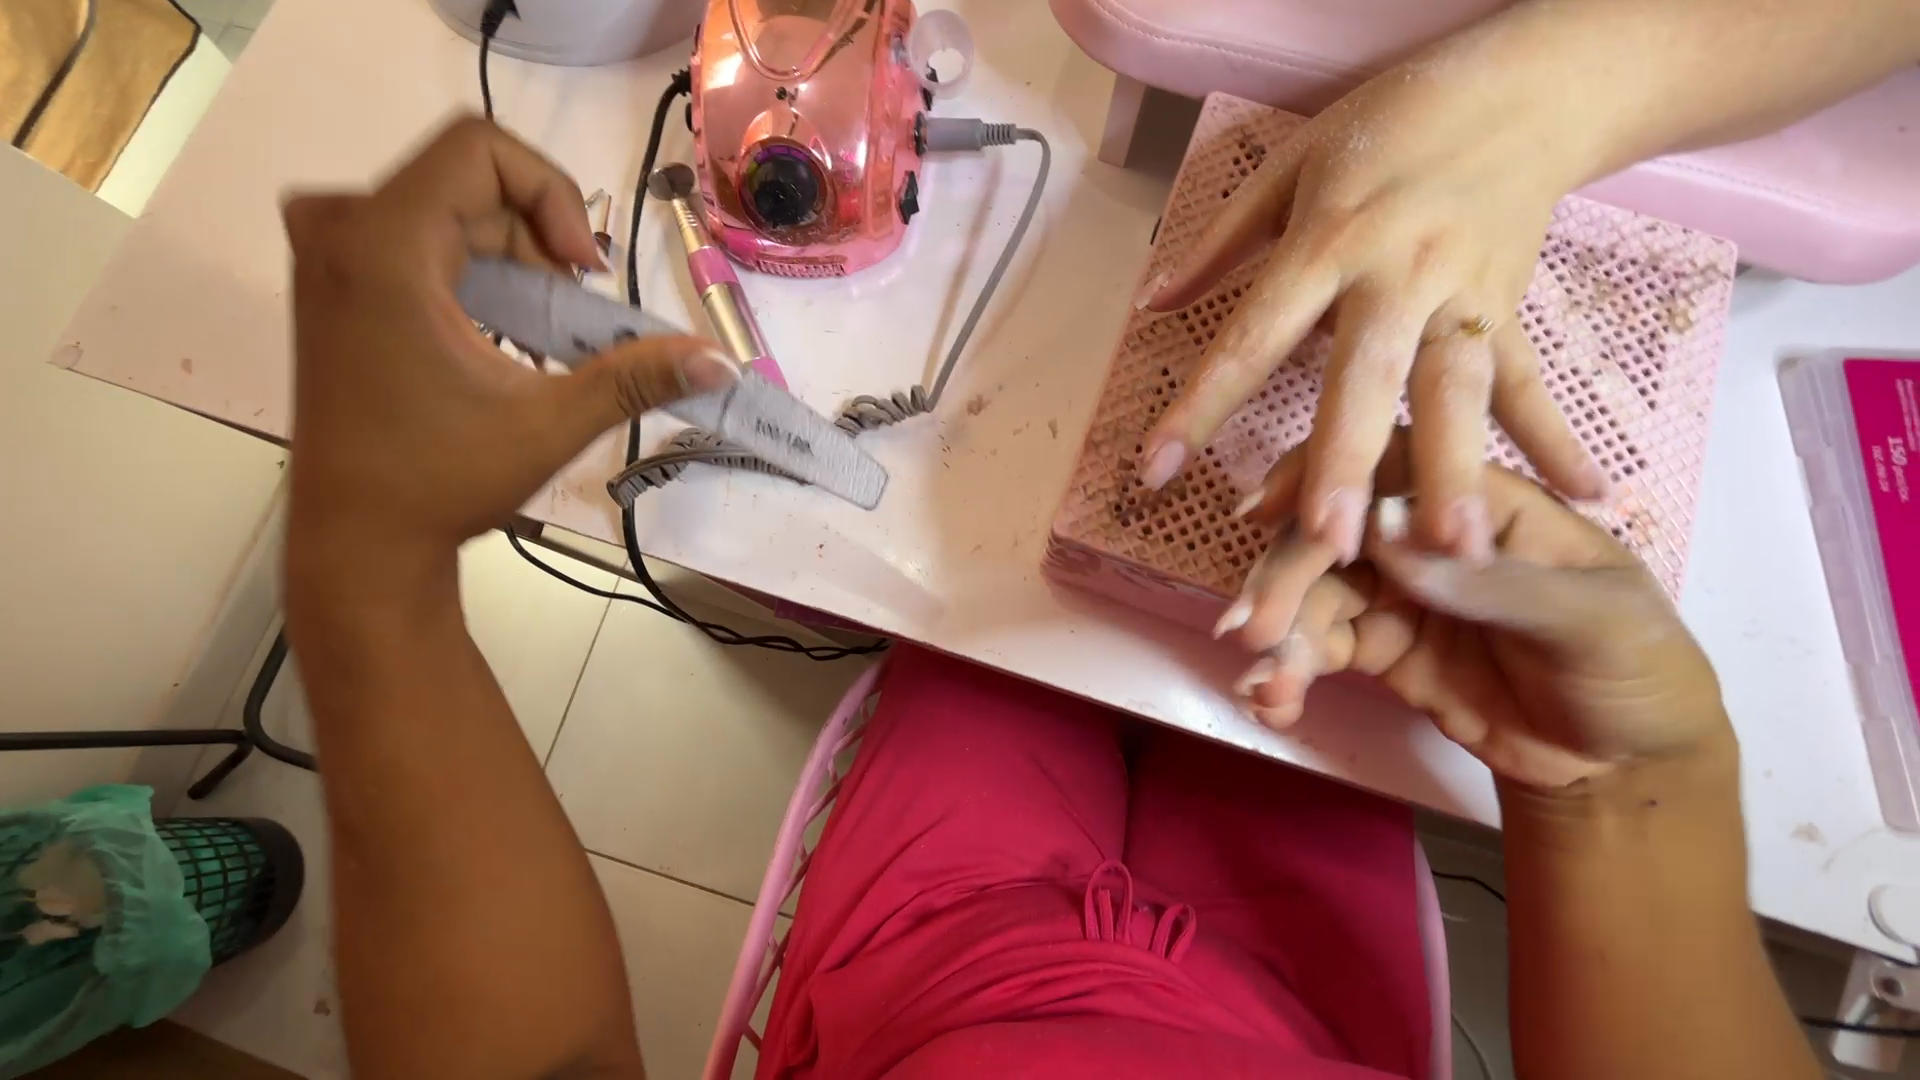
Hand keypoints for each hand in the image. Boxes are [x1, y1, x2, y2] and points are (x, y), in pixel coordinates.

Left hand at [282, 117, 730, 576]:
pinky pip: (424, 234)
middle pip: (474, 182)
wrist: (360, 535)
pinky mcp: (338, 280)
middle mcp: (342, 230)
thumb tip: (721, 361)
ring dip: (520, 257)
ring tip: (550, 328)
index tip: (584, 274)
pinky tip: (507, 327)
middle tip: (579, 314)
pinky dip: (483, 269)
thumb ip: (638, 379)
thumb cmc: (444, 478)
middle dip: (545, 241)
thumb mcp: (553, 422)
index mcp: (383, 247)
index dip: (555, 196)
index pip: (480, 148)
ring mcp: (331, 253)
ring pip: (453, 207)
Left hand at [1135, 41, 1612, 564]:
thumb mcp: (1286, 167)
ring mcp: (1463, 297)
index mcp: (1325, 243)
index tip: (1155, 471)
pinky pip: (1528, 381)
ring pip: (1455, 393)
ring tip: (1455, 553)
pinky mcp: (1511, 309)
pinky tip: (1589, 497)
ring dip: (1453, 472)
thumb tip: (1148, 303)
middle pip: (1364, 380)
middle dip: (1343, 463)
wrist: (1525, 81)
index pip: (1250, 339)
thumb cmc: (1386, 127)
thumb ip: (1217, 245)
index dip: (1200, 407)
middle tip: (1325, 543)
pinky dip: (1554, 438)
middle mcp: (1396, 277)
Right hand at [1216, 430, 1726, 790]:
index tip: (1265, 514)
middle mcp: (1420, 537)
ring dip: (1280, 638)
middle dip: (1285, 581)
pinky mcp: (1372, 647)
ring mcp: (1391, 592)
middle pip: (1330, 536)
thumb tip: (1377, 528)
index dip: (1319, 481)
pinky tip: (1271, 702)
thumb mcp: (1591, 620)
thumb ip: (1491, 579)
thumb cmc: (1636, 669)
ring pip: (1310, 595)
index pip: (1387, 469)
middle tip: (1256, 633)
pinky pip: (1314, 648)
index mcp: (1476, 505)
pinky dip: (1285, 671)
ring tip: (1269, 688)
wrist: (1619, 765)